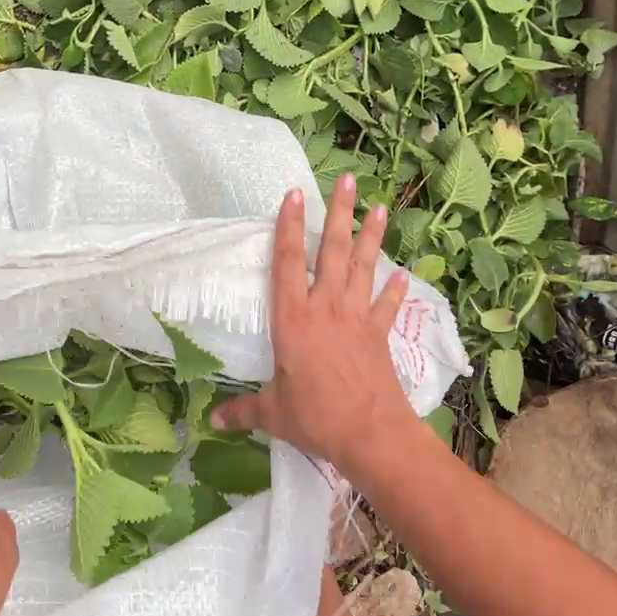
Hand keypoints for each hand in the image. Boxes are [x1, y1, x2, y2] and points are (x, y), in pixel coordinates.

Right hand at [211, 175, 417, 479]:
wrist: (372, 435)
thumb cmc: (316, 417)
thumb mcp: (273, 413)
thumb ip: (243, 410)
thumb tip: (213, 422)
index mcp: (293, 319)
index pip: (287, 263)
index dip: (289, 227)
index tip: (293, 194)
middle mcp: (325, 308)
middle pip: (333, 251)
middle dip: (338, 213)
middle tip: (346, 180)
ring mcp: (356, 318)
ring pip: (363, 268)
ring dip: (372, 236)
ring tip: (379, 207)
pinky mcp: (379, 335)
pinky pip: (387, 306)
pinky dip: (395, 289)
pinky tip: (403, 273)